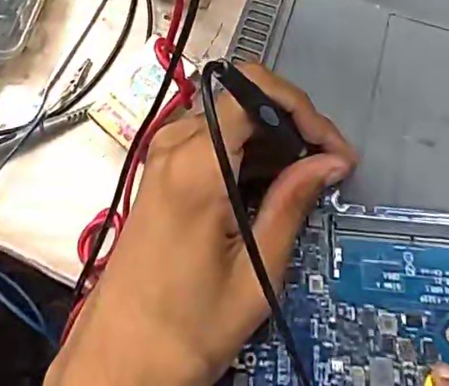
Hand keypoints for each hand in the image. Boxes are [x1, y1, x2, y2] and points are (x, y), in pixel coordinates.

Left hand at [50, 63, 357, 385]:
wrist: (118, 359)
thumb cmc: (183, 328)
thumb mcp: (253, 274)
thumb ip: (292, 204)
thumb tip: (331, 162)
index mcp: (195, 164)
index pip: (253, 89)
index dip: (299, 107)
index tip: (330, 146)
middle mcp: (175, 144)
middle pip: (246, 98)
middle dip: (294, 123)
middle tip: (328, 163)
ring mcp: (165, 153)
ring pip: (234, 114)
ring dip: (276, 137)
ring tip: (308, 176)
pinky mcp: (165, 166)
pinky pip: (216, 135)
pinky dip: (251, 149)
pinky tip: (275, 182)